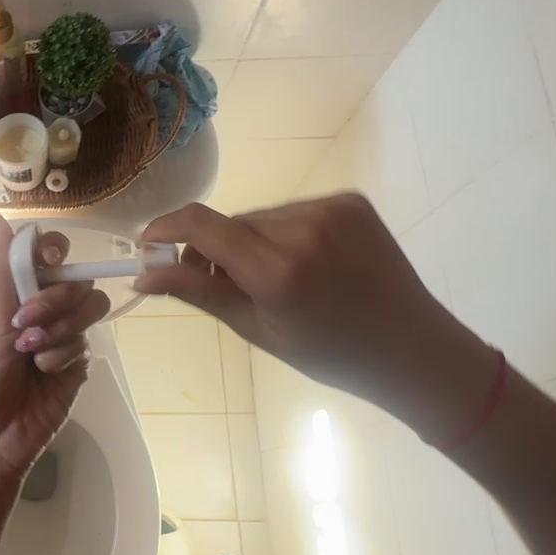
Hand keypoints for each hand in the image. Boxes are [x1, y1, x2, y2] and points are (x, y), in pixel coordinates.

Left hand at [0, 208, 110, 478]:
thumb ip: (4, 262)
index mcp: (16, 290)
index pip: (50, 252)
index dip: (55, 251)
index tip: (49, 260)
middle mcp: (42, 308)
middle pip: (77, 280)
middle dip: (54, 300)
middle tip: (23, 323)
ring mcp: (62, 337)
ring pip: (88, 310)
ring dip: (59, 329)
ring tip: (30, 353)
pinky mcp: (77, 365)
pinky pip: (86, 343)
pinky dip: (63, 356)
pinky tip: (43, 374)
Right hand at [134, 195, 499, 440]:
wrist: (413, 348)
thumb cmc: (329, 353)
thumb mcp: (256, 328)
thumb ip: (198, 292)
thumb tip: (142, 275)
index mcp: (278, 271)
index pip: (200, 225)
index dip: (164, 229)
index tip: (148, 246)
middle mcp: (304, 229)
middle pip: (229, 223)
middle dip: (213, 248)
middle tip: (219, 283)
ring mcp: (331, 209)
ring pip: (258, 217)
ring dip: (249, 241)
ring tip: (272, 278)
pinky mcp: (350, 201)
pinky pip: (290, 211)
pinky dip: (282, 233)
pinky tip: (303, 262)